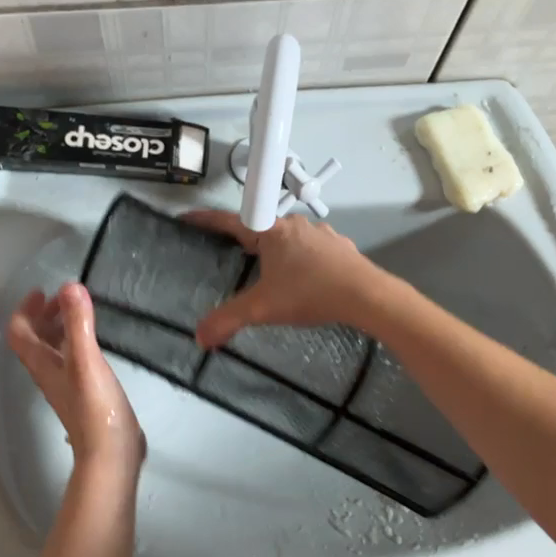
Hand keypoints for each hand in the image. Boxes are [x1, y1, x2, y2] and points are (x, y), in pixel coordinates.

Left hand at [8, 282, 144, 469]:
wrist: (110, 454)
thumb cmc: (95, 408)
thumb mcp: (87, 361)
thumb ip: (79, 324)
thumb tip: (69, 286)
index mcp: (43, 365)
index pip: (19, 333)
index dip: (25, 310)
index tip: (42, 291)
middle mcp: (49, 375)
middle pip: (35, 341)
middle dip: (44, 316)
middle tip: (65, 298)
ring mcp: (66, 386)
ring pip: (53, 351)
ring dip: (59, 329)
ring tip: (79, 313)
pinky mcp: (84, 395)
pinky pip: (72, 361)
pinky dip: (76, 344)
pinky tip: (95, 342)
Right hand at [182, 211, 398, 347]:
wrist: (368, 296)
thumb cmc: (311, 293)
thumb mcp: (262, 309)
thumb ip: (228, 320)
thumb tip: (201, 338)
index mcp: (271, 230)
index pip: (229, 220)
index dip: (206, 220)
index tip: (187, 219)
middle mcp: (295, 225)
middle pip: (260, 227)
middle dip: (244, 239)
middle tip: (229, 254)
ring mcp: (321, 234)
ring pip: (288, 238)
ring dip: (276, 250)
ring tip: (268, 271)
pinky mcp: (341, 248)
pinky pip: (312, 250)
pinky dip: (302, 260)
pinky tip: (304, 279)